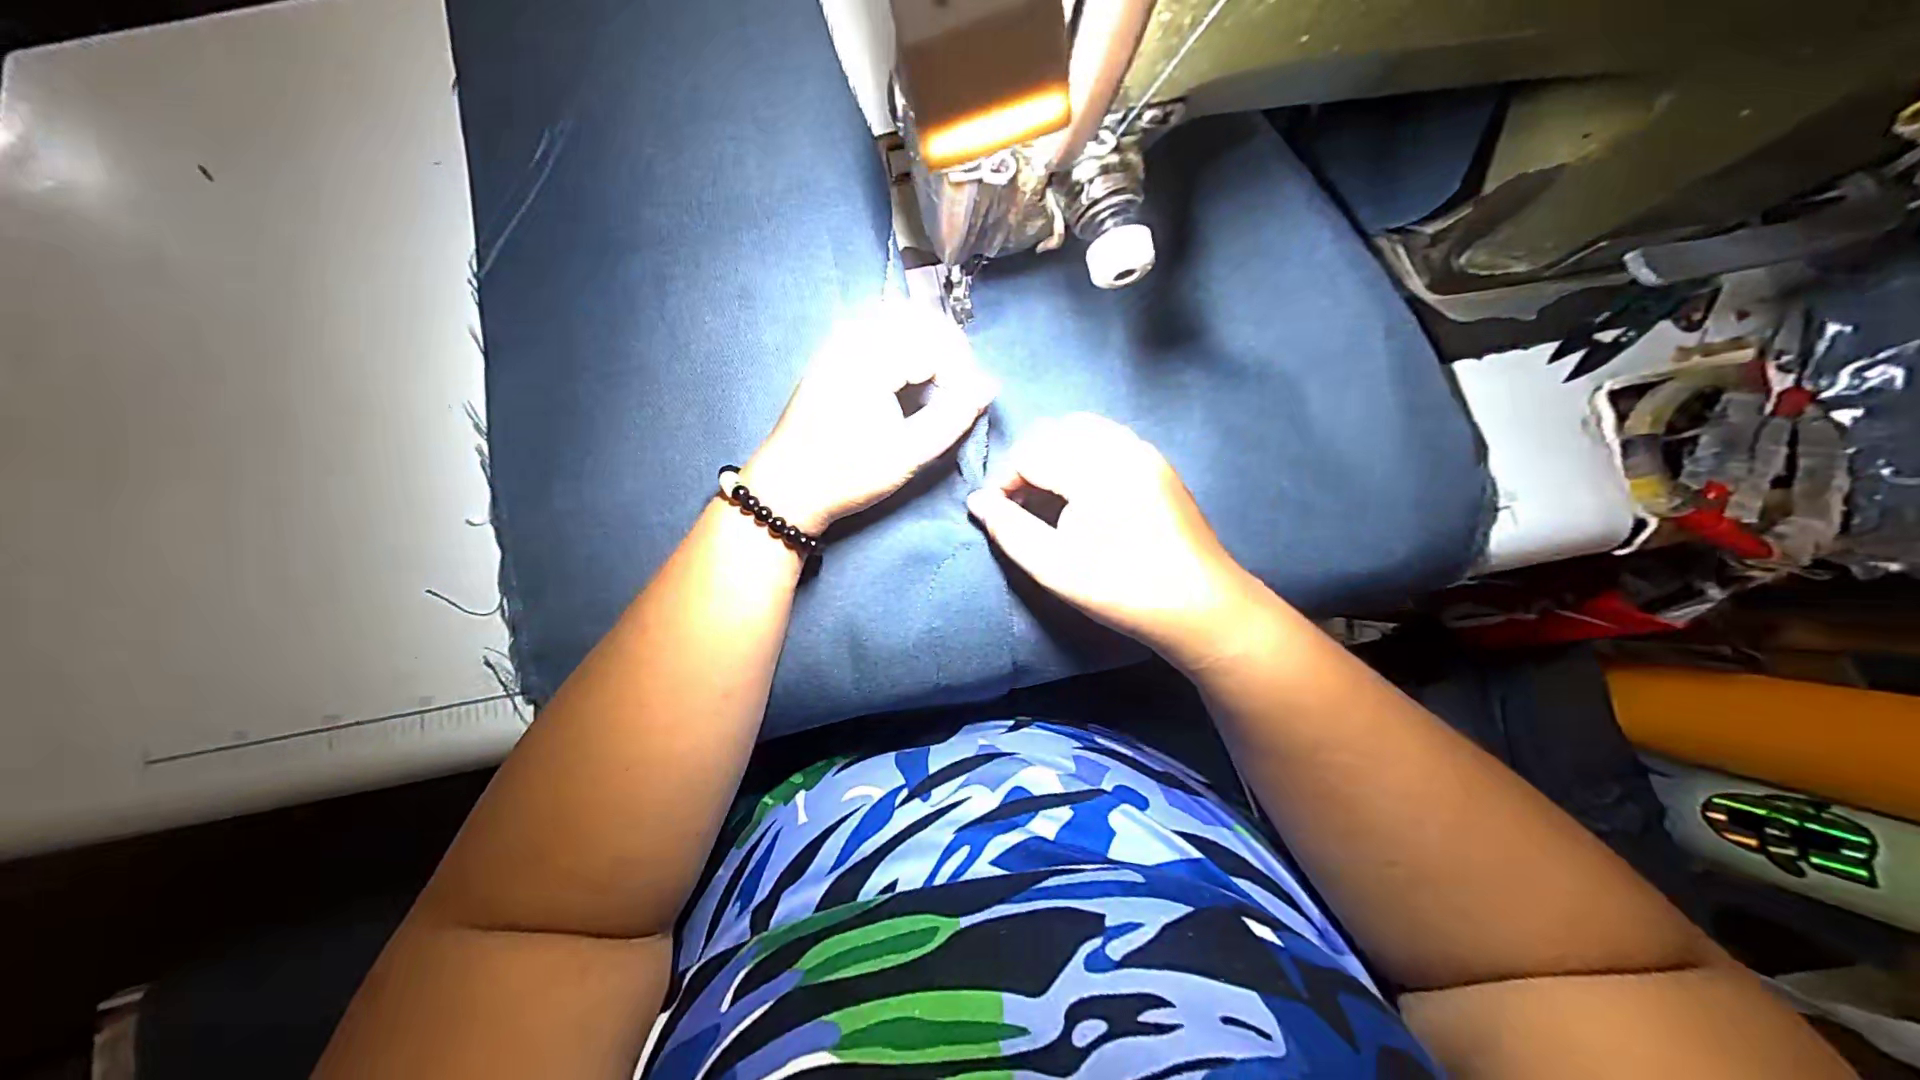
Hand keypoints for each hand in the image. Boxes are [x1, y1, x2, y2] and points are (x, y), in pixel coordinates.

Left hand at [742, 301, 997, 534]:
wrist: (787, 487)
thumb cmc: (846, 476)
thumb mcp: (909, 454)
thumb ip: (954, 416)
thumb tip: (989, 386)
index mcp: (870, 358)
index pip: (937, 341)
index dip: (963, 372)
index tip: (966, 405)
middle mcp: (853, 336)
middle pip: (921, 318)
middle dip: (950, 352)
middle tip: (957, 393)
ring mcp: (839, 339)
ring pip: (901, 316)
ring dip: (928, 344)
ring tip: (937, 384)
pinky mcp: (833, 350)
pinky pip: (880, 325)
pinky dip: (905, 342)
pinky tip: (909, 376)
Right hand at [965, 413, 1267, 670]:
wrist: (1200, 606)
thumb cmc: (1121, 590)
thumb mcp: (1054, 568)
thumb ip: (1009, 529)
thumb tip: (978, 500)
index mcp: (1095, 469)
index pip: (1030, 453)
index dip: (1005, 480)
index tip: (999, 511)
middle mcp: (1121, 447)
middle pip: (1055, 430)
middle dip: (1028, 460)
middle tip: (1021, 502)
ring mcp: (1145, 451)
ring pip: (1083, 428)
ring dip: (1055, 452)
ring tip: (1049, 494)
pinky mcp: (1159, 463)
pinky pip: (1108, 437)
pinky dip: (1082, 451)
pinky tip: (1082, 489)